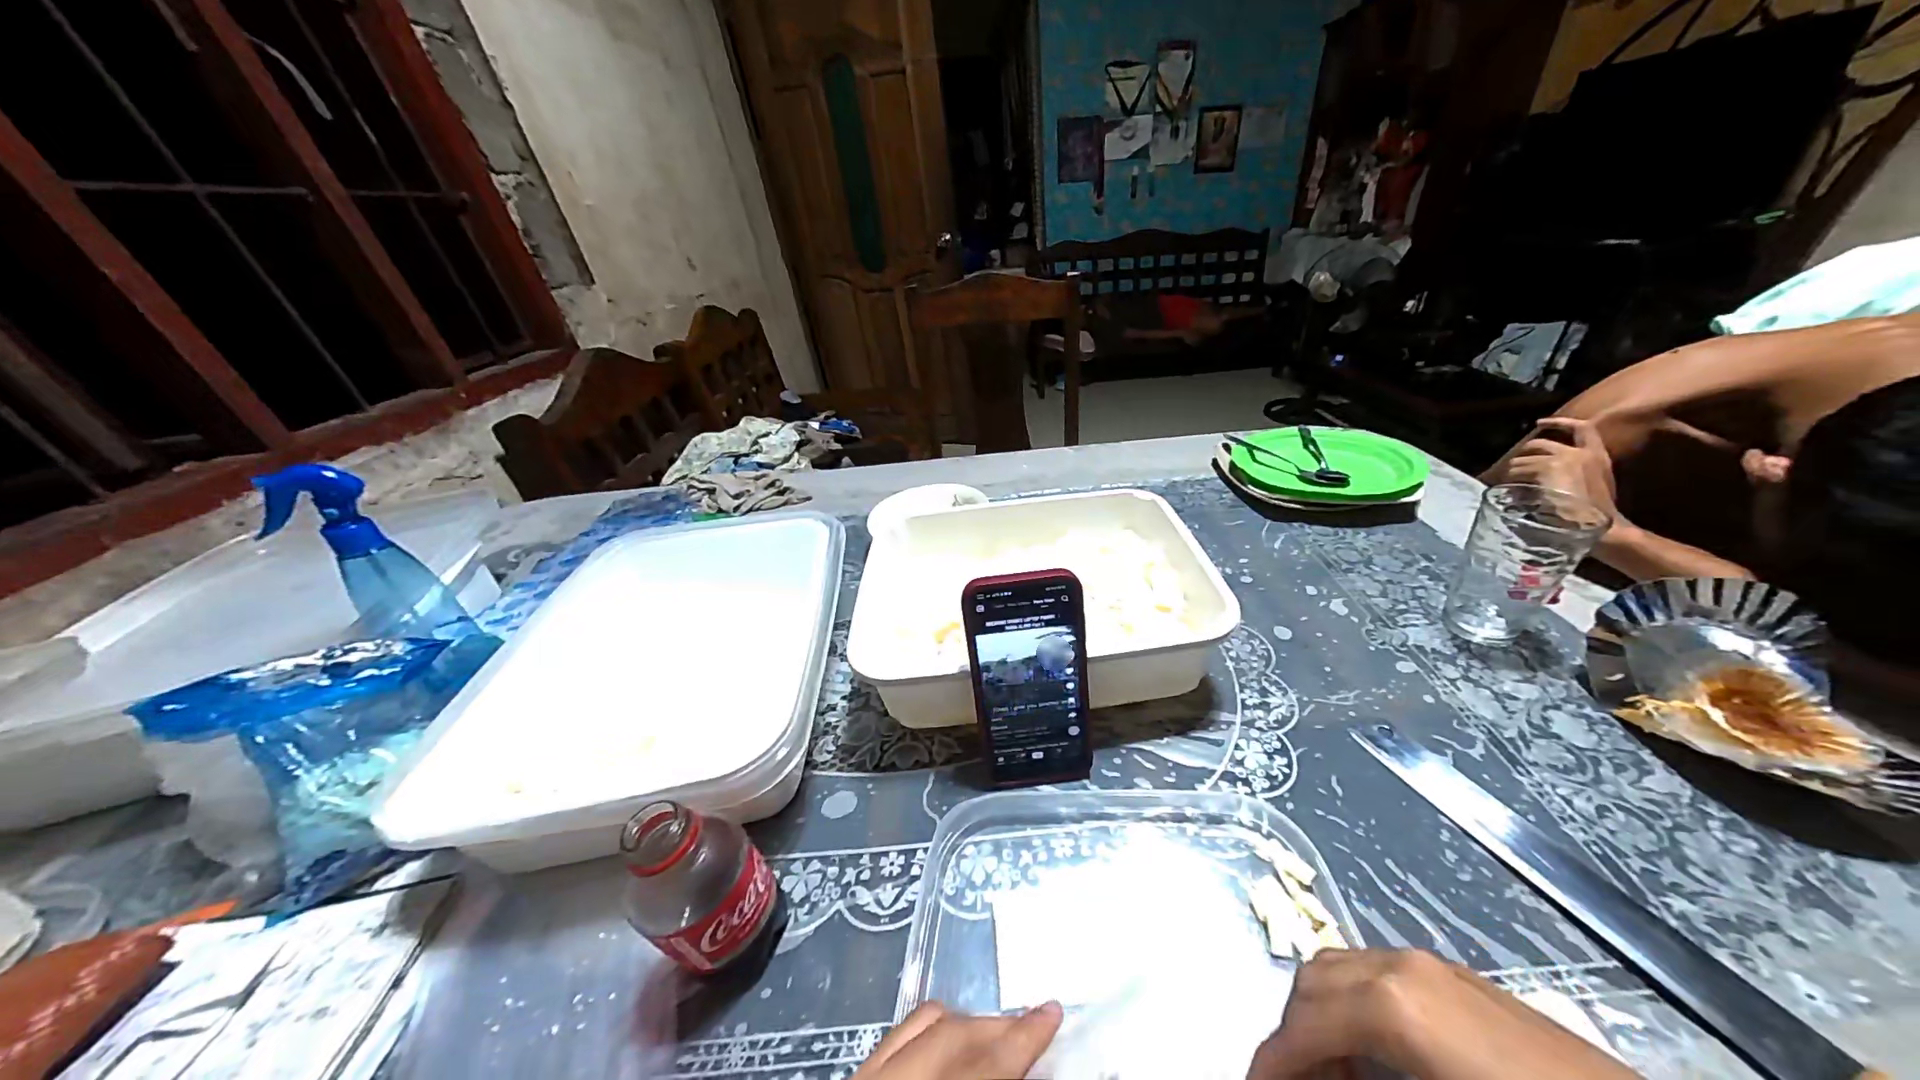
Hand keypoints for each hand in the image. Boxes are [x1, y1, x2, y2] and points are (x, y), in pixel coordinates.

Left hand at [852, 1001, 1061, 1079]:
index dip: (1026, 1037)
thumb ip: (995, 1076)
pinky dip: (929, 1030)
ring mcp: (868, 1074)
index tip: (1053, 1011)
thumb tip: (1026, 1062)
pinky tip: (948, 1041)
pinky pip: (895, 1035)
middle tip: (1032, 1027)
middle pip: (955, 1034)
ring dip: (965, 1023)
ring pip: (922, 1023)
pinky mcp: (855, 1074)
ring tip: (994, 1034)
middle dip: (998, 1027)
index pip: (988, 1063)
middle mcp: (896, 1078)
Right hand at [1246, 949, 1640, 1079]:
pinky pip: (1377, 976)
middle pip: (1313, 983)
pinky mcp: (1458, 978)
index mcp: (1393, 1004)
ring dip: (1320, 1016)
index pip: (1304, 1024)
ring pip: (1341, 969)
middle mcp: (1400, 967)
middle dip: (1292, 1035)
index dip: (1272, 1061)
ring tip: (1330, 1073)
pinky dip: (1354, 1008)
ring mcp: (1432, 965)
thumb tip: (1312, 1077)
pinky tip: (1375, 1056)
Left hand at [1497, 417, 1619, 522]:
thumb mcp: (1595, 485)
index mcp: (1597, 455)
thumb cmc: (1598, 514)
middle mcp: (1579, 453)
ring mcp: (1562, 460)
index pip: (1582, 429)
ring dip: (1509, 471)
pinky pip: (1515, 471)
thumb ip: (1577, 473)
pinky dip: (1506, 480)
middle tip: (1510, 468)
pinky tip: (1502, 489)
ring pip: (1521, 460)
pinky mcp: (1545, 470)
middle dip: (1521, 454)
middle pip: (1538, 444)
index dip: (1560, 422)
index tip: (1541, 421)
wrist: (1602, 527)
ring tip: (1502, 484)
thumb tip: (1549, 474)